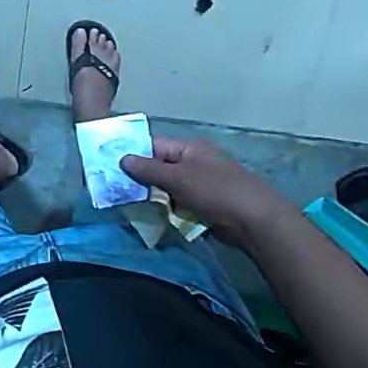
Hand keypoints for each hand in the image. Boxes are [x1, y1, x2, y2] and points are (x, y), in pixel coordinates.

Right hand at [119, 136, 289, 246]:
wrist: (254, 221)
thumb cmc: (216, 192)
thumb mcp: (178, 178)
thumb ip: (149, 169)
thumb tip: (122, 158)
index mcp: (191, 148)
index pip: (155, 146)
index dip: (134, 156)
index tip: (112, 169)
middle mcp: (196, 161)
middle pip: (161, 167)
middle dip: (142, 179)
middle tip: (117, 191)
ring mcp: (202, 183)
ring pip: (169, 187)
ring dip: (154, 196)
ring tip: (131, 205)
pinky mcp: (206, 204)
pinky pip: (180, 202)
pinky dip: (168, 208)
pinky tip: (154, 217)